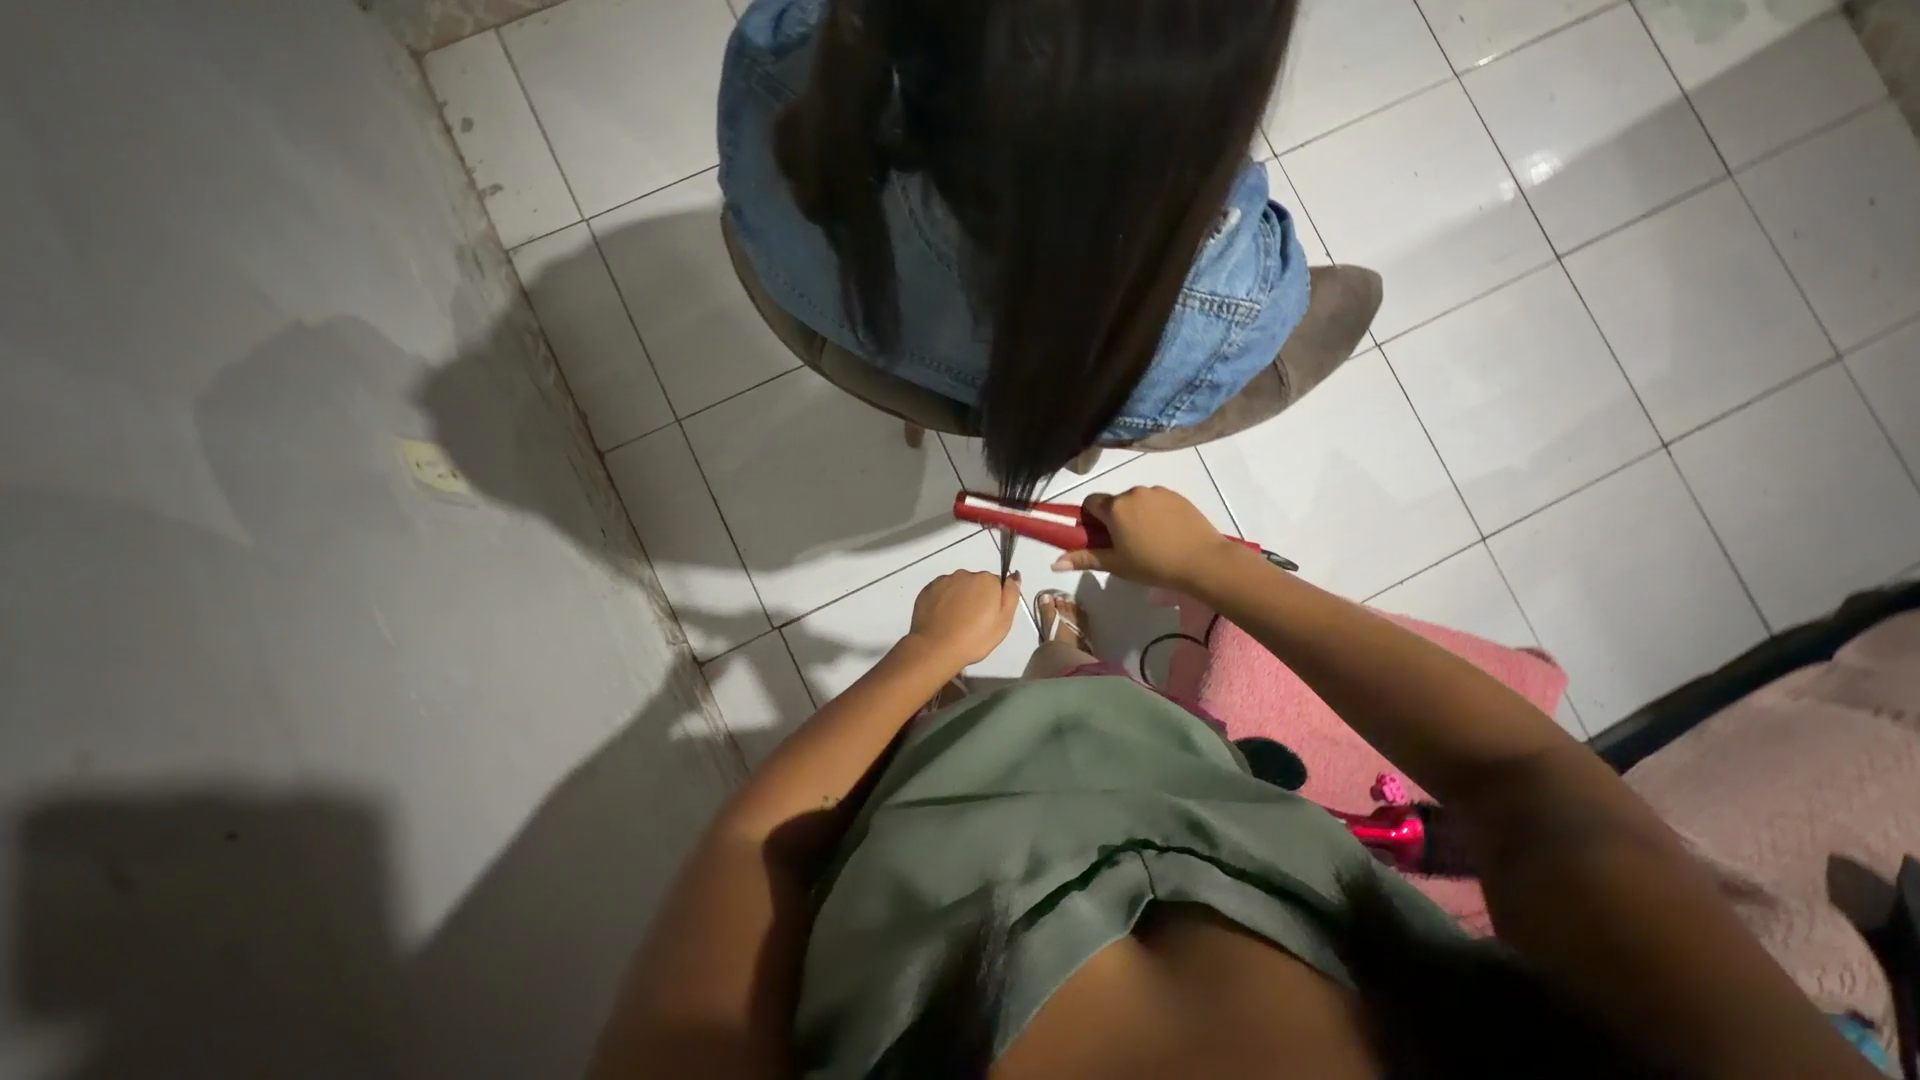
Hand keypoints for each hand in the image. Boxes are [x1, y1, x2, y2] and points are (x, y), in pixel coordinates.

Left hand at [904, 570, 1023, 667]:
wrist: (935, 648)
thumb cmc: (975, 638)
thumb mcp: (1004, 621)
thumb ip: (1011, 594)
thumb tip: (1014, 576)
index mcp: (986, 580)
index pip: (996, 584)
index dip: (994, 601)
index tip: (989, 617)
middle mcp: (964, 574)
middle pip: (976, 583)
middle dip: (976, 598)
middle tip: (973, 623)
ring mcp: (943, 581)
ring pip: (957, 587)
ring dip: (959, 599)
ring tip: (956, 623)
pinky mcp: (927, 590)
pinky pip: (941, 593)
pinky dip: (943, 602)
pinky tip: (943, 619)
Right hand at [1052, 487, 1240, 589]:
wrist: (1203, 561)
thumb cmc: (1153, 565)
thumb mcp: (1116, 565)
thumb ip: (1084, 558)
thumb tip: (1055, 562)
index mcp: (1115, 507)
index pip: (1090, 502)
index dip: (1091, 520)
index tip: (1100, 538)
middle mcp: (1134, 492)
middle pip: (1115, 502)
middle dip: (1115, 519)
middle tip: (1126, 546)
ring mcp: (1158, 492)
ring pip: (1137, 502)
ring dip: (1136, 516)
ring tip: (1151, 542)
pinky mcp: (1178, 496)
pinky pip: (1157, 502)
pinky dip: (1156, 514)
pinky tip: (1167, 535)